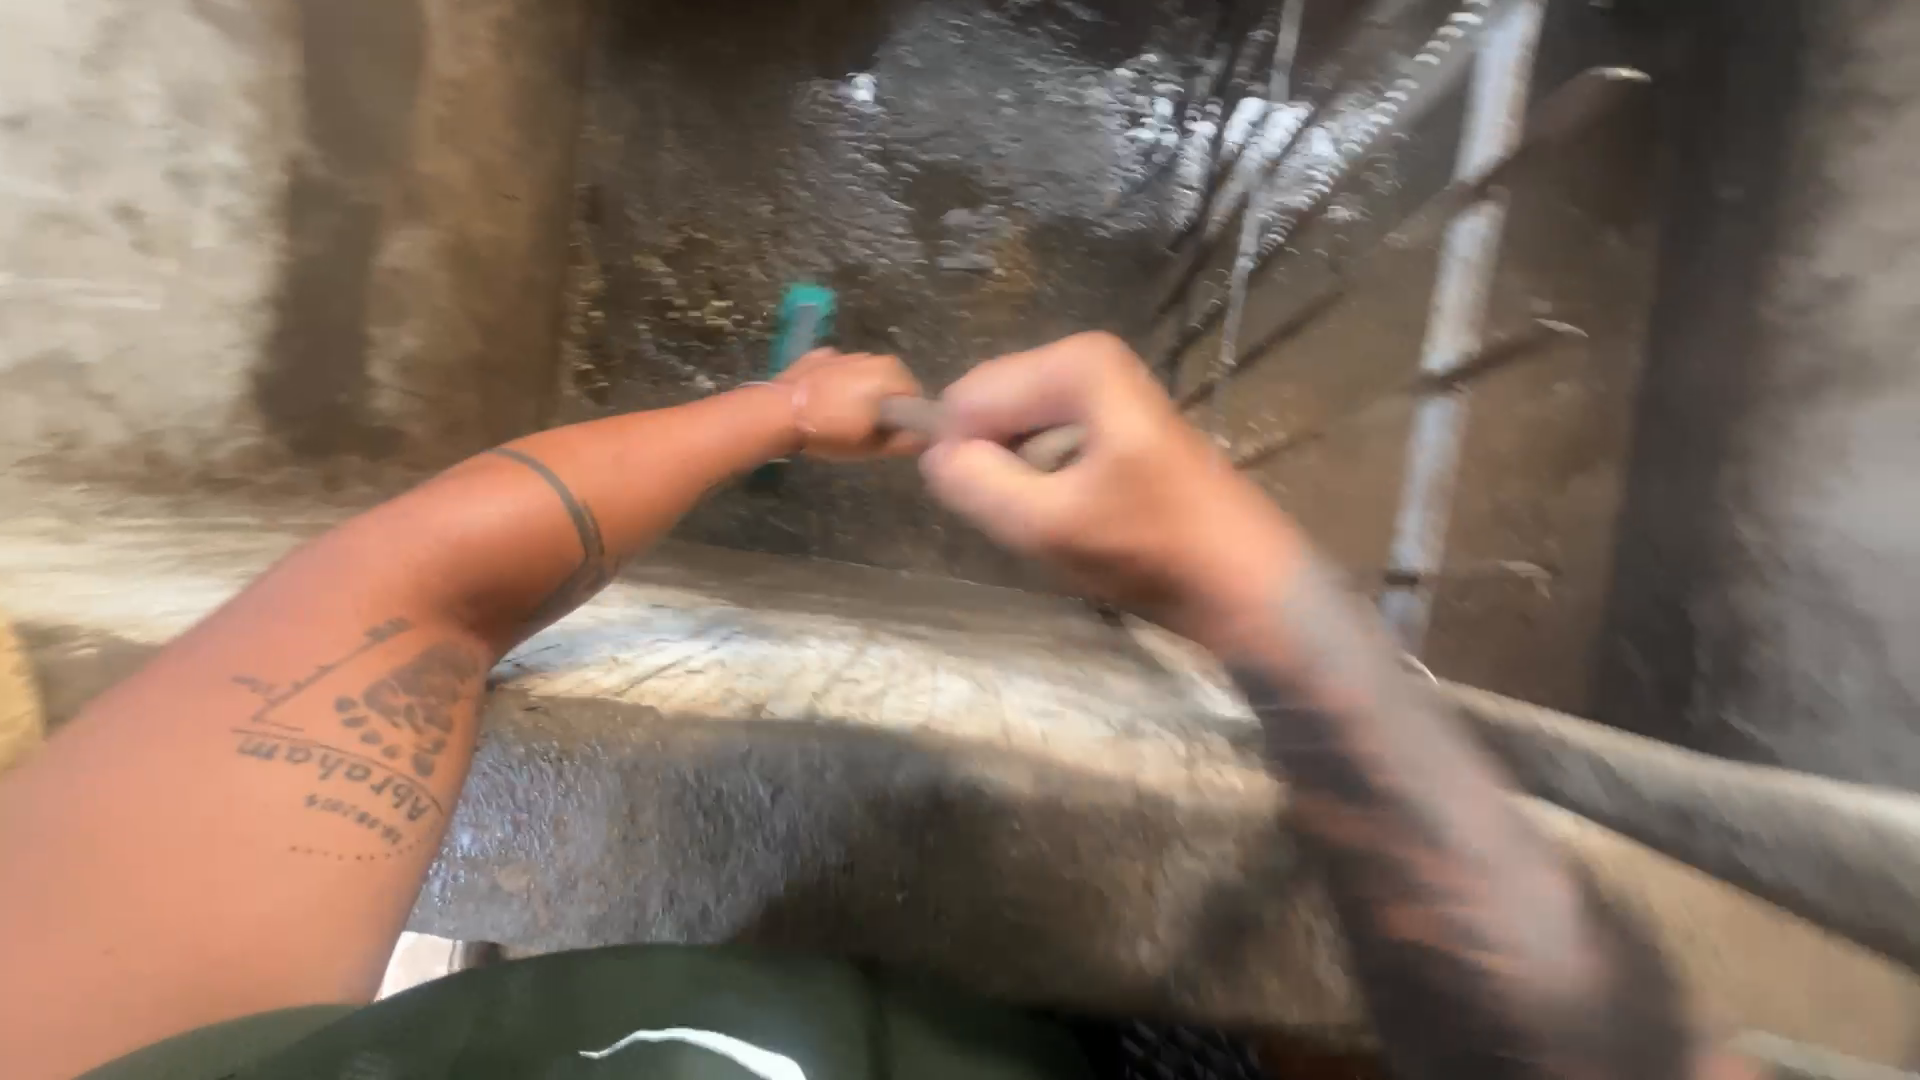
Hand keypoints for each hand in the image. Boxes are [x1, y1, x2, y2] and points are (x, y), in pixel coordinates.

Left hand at [776, 349, 928, 460]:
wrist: (780, 412)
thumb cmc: (833, 430)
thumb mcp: (873, 446)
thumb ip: (905, 442)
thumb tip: (924, 439)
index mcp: (892, 373)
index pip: (915, 397)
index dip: (906, 419)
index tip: (890, 435)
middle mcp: (873, 357)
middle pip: (890, 384)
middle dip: (883, 404)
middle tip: (866, 429)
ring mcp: (844, 353)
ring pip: (864, 376)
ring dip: (860, 393)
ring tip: (841, 417)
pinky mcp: (819, 356)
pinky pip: (839, 372)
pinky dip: (837, 384)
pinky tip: (824, 403)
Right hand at [919, 333, 1304, 648]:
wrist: (1244, 584)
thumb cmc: (1153, 551)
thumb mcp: (1048, 524)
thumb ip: (975, 483)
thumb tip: (934, 457)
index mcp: (1079, 366)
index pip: (970, 396)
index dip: (962, 453)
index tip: (987, 506)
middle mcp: (1090, 362)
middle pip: (993, 407)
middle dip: (994, 464)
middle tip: (1028, 517)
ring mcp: (1105, 393)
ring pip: (1015, 430)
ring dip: (1017, 480)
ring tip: (1055, 520)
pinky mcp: (1114, 425)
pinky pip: (1043, 445)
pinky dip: (1041, 483)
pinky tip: (1075, 517)